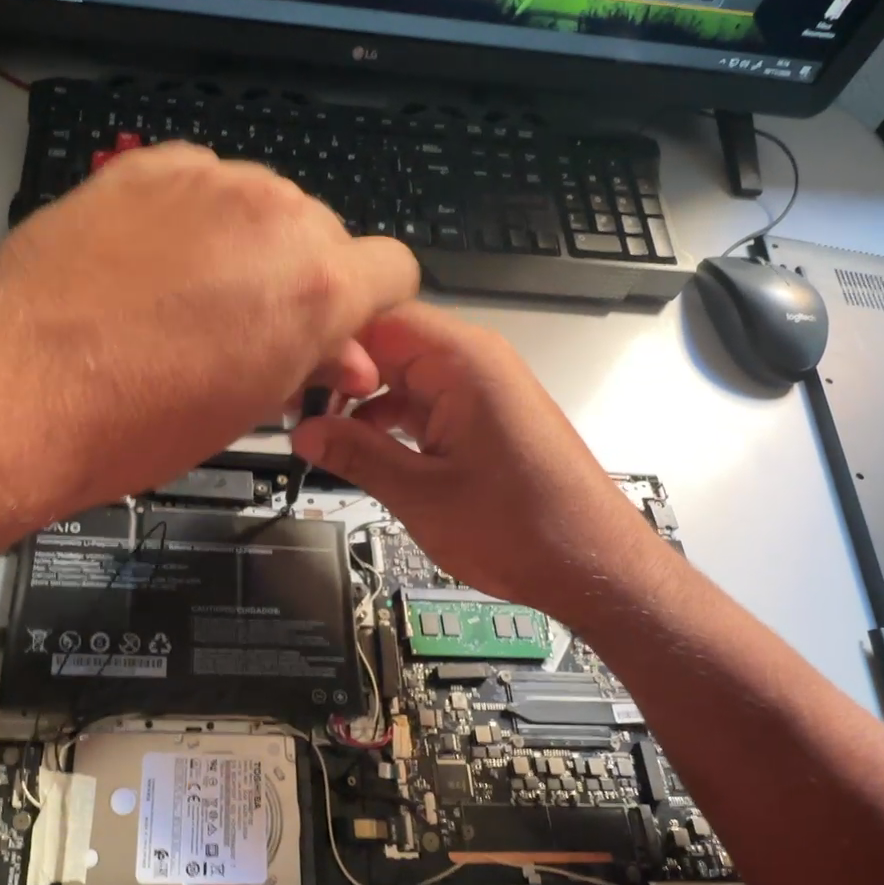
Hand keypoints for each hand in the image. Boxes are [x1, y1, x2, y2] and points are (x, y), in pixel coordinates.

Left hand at [0, 142, 417, 558]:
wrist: (16, 393)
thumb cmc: (126, 424)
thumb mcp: (244, 410)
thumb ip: (307, 366)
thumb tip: (340, 355)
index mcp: (316, 287)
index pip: (392, 271)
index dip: (369, 307)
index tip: (338, 328)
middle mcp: (272, 218)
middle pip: (324, 233)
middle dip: (301, 279)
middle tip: (252, 328)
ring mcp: (205, 183)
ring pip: (261, 205)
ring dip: (245, 246)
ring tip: (189, 300)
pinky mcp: (144, 169)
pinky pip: (198, 184)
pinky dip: (191, 219)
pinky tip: (153, 267)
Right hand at [291, 302, 678, 625]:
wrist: (592, 566)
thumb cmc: (525, 530)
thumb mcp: (420, 494)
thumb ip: (355, 455)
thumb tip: (306, 433)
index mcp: (463, 362)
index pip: (377, 318)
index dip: (328, 346)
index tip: (291, 383)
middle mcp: (475, 363)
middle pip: (387, 343)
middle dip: (339, 376)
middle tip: (297, 414)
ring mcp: (481, 390)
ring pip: (402, 375)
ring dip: (362, 403)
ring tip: (322, 438)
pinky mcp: (484, 417)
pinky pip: (423, 401)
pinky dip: (390, 422)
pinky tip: (363, 452)